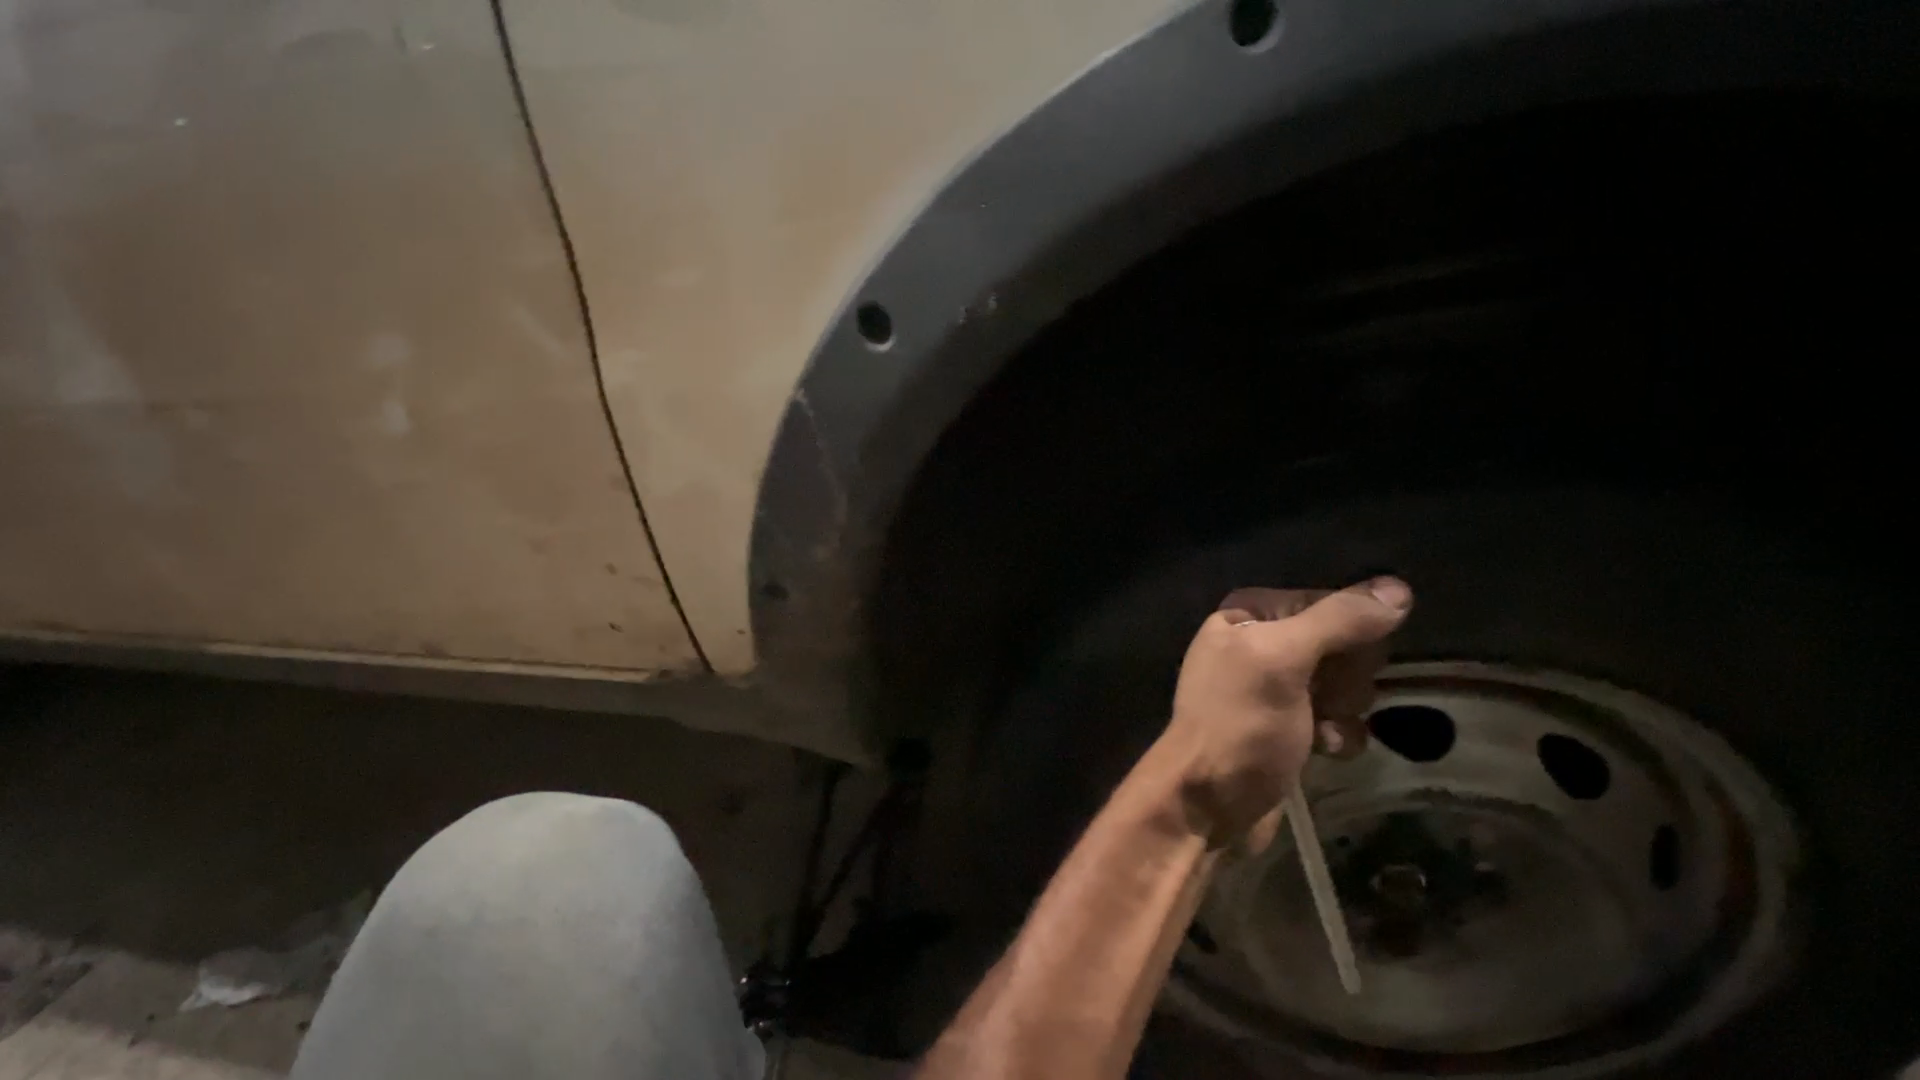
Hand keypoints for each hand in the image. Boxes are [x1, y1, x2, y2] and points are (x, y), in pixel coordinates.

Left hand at [1159, 578, 1412, 847]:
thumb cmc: (1238, 724)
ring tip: (1324, 727)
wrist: (1205, 807)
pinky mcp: (1287, 730)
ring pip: (1345, 683)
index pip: (1328, 601)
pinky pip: (1337, 719)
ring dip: (1346, 707)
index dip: (1349, 631)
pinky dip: (1339, 734)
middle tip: (1329, 696)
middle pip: (1341, 643)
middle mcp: (1258, 644)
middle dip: (1348, 674)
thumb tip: (1398, 589)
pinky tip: (1326, 751)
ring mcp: (1273, 690)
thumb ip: (1338, 621)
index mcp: (1249, 615)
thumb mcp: (1283, 661)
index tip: (1349, 658)